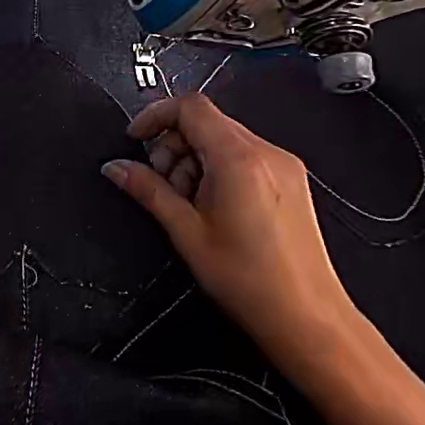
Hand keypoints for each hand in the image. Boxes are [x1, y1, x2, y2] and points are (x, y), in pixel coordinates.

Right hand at [101, 94, 357, 367]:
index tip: (137, 138)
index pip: (190, 106)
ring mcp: (282, 163)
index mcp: (238, 159)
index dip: (156, 115)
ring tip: (191, 205)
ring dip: (196, 160)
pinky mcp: (291, 177)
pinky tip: (215, 207)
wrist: (307, 318)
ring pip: (224, 138)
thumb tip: (117, 168)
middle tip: (164, 185)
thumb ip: (148, 191)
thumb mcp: (187, 233)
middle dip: (174, 146)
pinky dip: (220, 168)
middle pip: (206, 121)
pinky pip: (245, 154)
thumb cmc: (251, 283)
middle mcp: (265, 151)